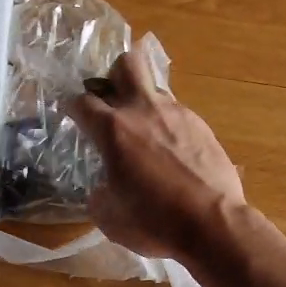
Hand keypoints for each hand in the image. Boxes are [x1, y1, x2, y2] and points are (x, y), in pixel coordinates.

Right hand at [66, 49, 246, 260]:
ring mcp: (177, 114)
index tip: (75, 117)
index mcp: (114, 130)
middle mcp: (144, 110)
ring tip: (149, 138)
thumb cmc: (155, 222)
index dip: (74, 108)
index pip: (83, 102)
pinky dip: (171, 130)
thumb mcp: (110, 219)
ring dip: (146, 106)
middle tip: (115, 104)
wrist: (211, 223)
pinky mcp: (202, 126)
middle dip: (115, 77)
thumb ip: (100, 196)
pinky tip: (175, 156)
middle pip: (126, 64)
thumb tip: (103, 189)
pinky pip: (179, 116)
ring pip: (156, 90)